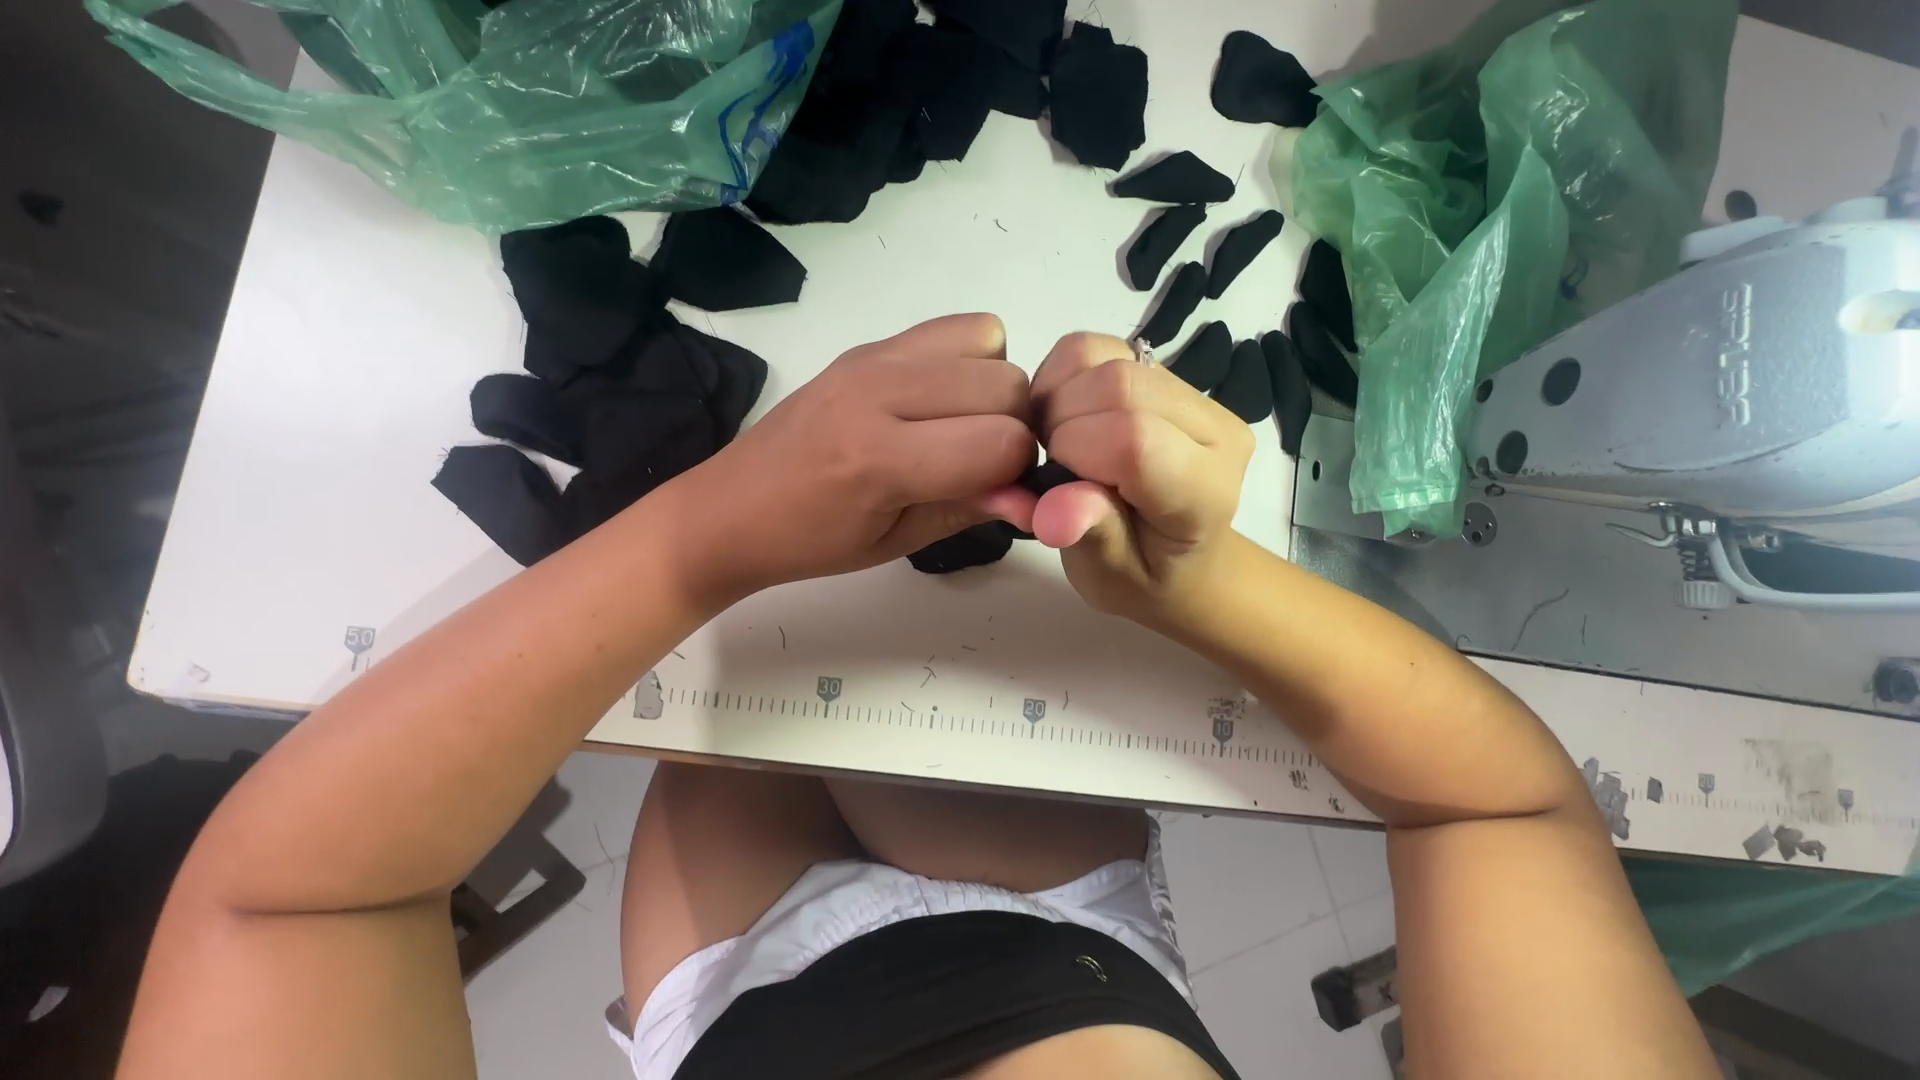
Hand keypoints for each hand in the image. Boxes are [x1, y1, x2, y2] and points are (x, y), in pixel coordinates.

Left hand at [658, 314, 1035, 603]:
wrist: (732, 507)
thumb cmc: (811, 542)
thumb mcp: (896, 542)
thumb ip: (970, 508)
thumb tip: (1036, 493)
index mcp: (880, 457)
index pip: (1001, 442)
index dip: (1016, 473)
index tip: (996, 493)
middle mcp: (880, 390)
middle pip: (1005, 384)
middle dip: (1012, 428)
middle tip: (981, 462)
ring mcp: (873, 357)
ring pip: (989, 343)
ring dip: (992, 388)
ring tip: (959, 427)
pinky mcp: (867, 344)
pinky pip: (951, 328)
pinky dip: (966, 359)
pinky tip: (937, 400)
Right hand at [1026, 332, 1253, 627]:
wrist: (1182, 556)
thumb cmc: (1147, 577)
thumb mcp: (1113, 580)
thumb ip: (1090, 538)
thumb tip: (1052, 512)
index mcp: (1204, 491)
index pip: (1134, 439)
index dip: (1073, 451)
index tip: (1055, 487)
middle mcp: (1212, 428)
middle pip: (1116, 383)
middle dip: (1059, 422)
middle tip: (1052, 469)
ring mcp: (1191, 393)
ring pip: (1100, 355)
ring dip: (1057, 396)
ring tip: (1058, 446)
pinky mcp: (1164, 372)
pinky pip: (1096, 347)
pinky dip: (1061, 378)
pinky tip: (1065, 421)